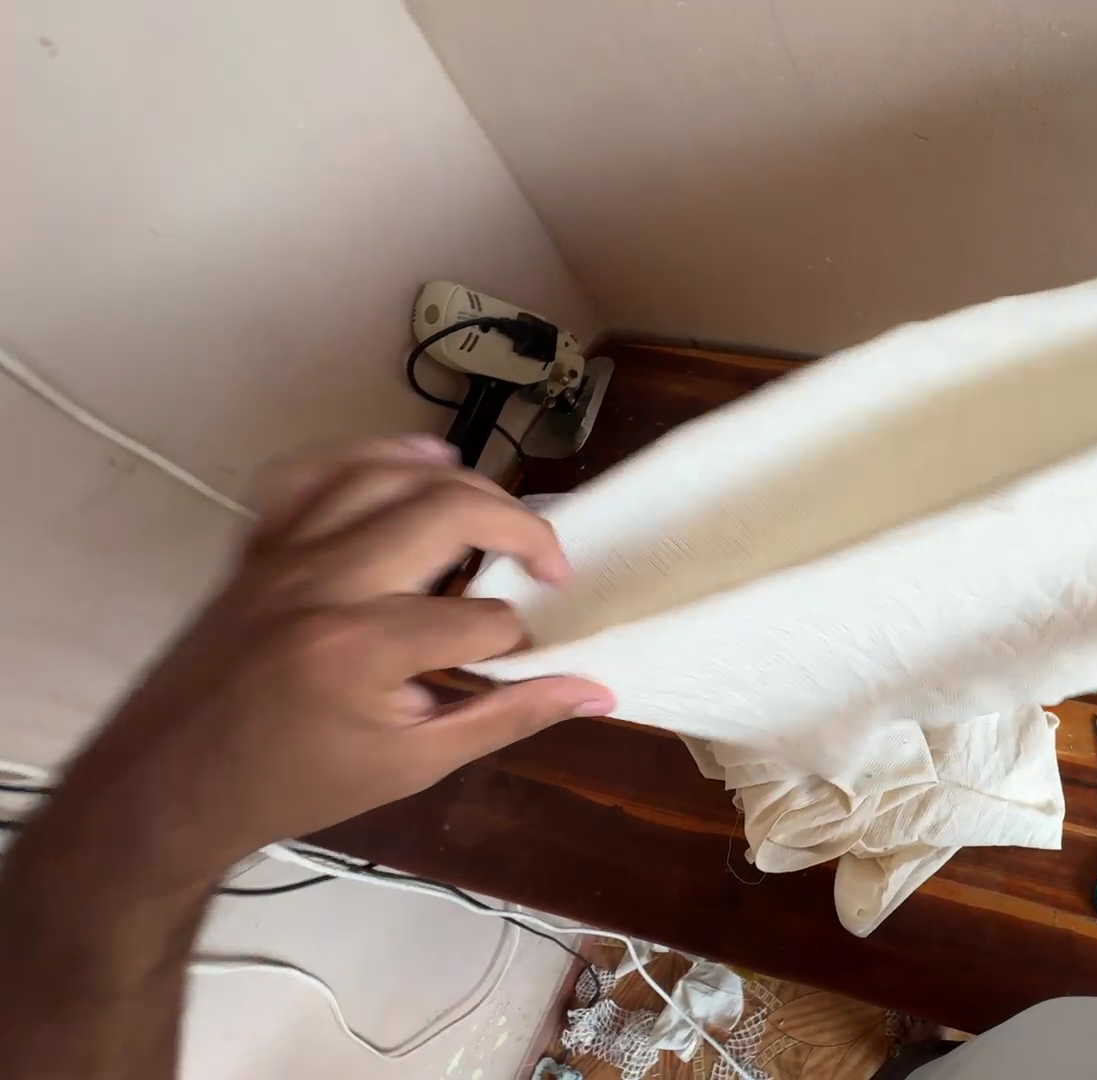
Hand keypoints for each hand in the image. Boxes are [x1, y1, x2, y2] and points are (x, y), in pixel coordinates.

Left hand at [50, 435, 611, 878]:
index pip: (487, 618)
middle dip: (524, 531)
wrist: (155, 794)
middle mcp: (323, 582)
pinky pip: (313, 472)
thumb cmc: (295, 784)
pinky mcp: (260, 547)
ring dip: (464, 484)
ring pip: (390, 475)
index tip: (524, 661)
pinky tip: (417, 467)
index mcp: (360, 648)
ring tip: (503, 513)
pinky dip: (373, 457)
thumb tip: (599, 692)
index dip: (521, 639)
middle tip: (549, 565)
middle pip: (452, 512)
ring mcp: (284, 555)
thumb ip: (514, 716)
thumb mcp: (417, 763)